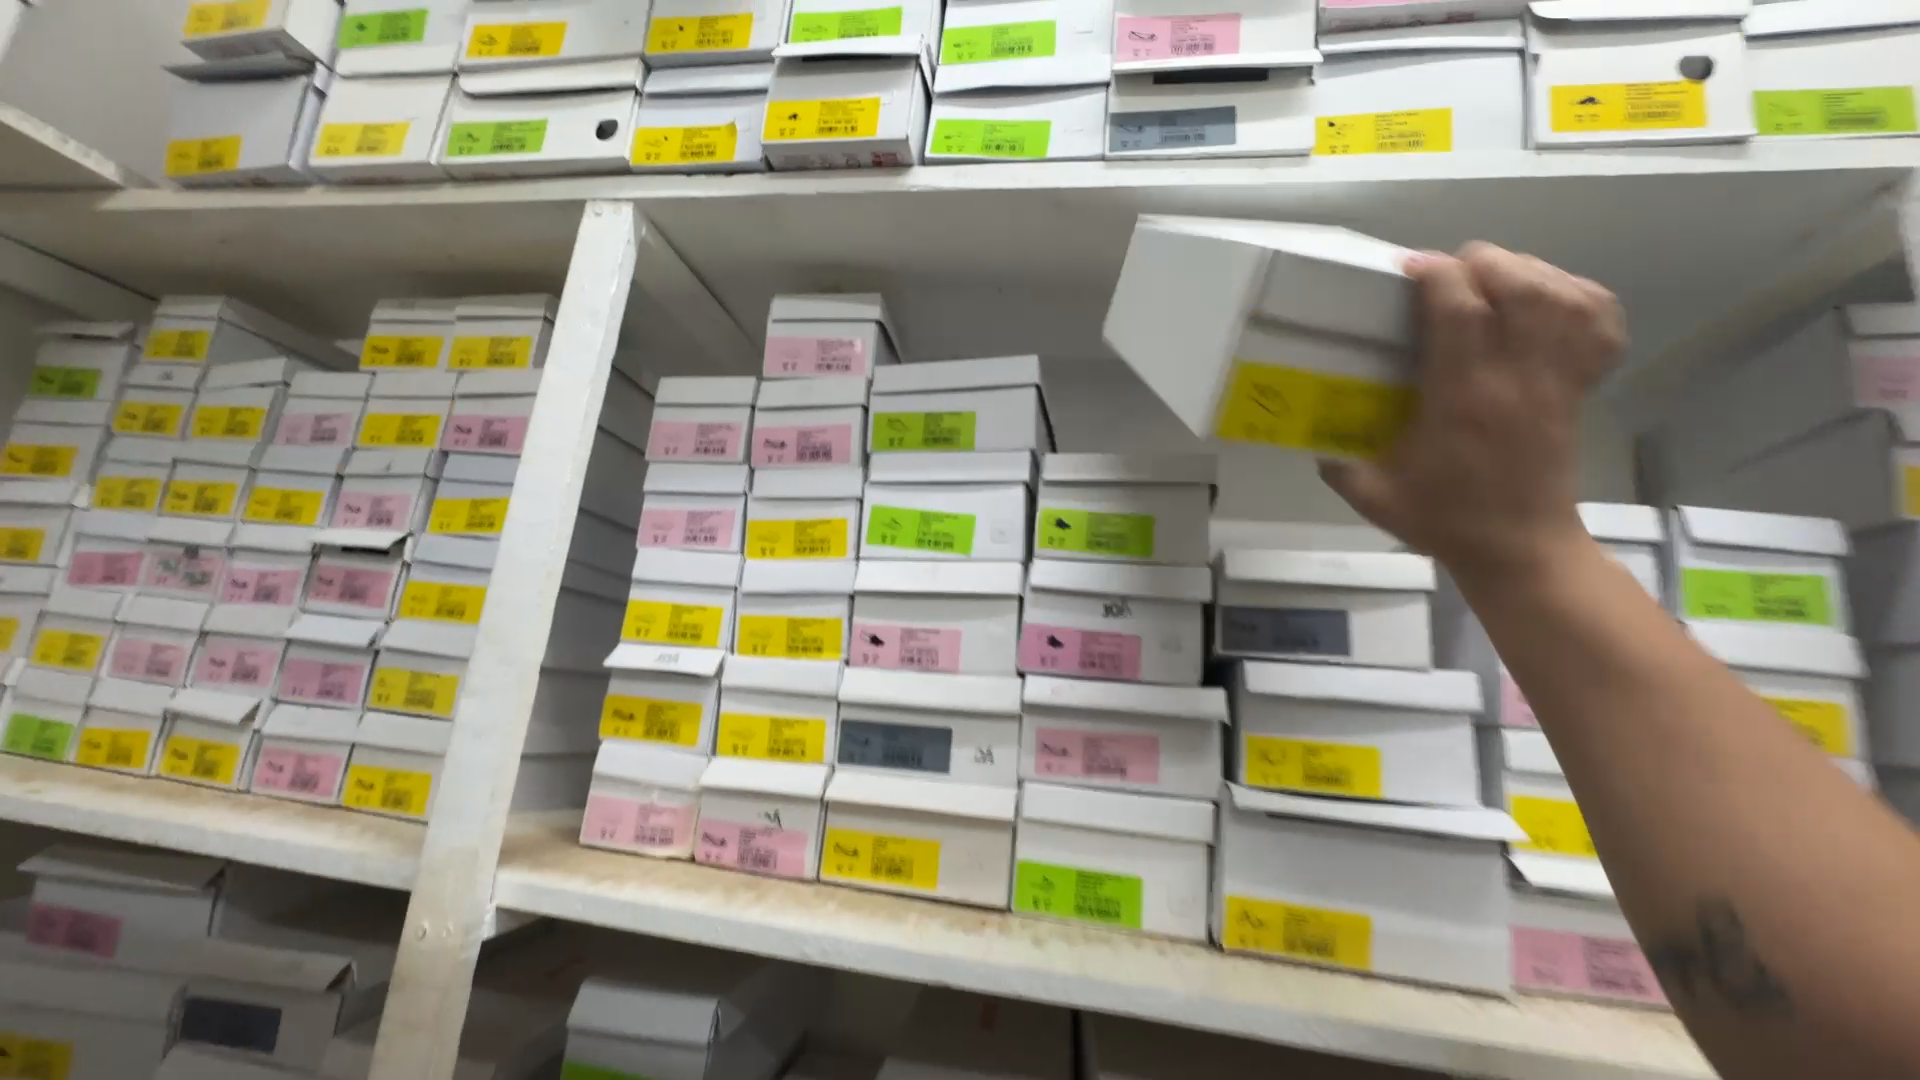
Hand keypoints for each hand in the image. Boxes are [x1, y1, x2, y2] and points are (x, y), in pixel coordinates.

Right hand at [1320, 242, 1626, 585]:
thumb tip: (1313, 432)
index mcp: (1462, 400)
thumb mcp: (1372, 494)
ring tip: (1493, 277)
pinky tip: (1548, 297)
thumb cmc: (1443, 518)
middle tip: (1449, 272)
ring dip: (1528, 272)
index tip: (1409, 267)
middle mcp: (1516, 380)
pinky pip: (1600, 325)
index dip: (1436, 276)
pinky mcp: (1578, 388)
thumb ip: (1337, 461)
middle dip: (1483, 262)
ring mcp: (1556, 381)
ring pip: (1564, 296)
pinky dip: (1579, 297)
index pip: (1461, 312)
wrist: (1517, 547)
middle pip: (1522, 288)